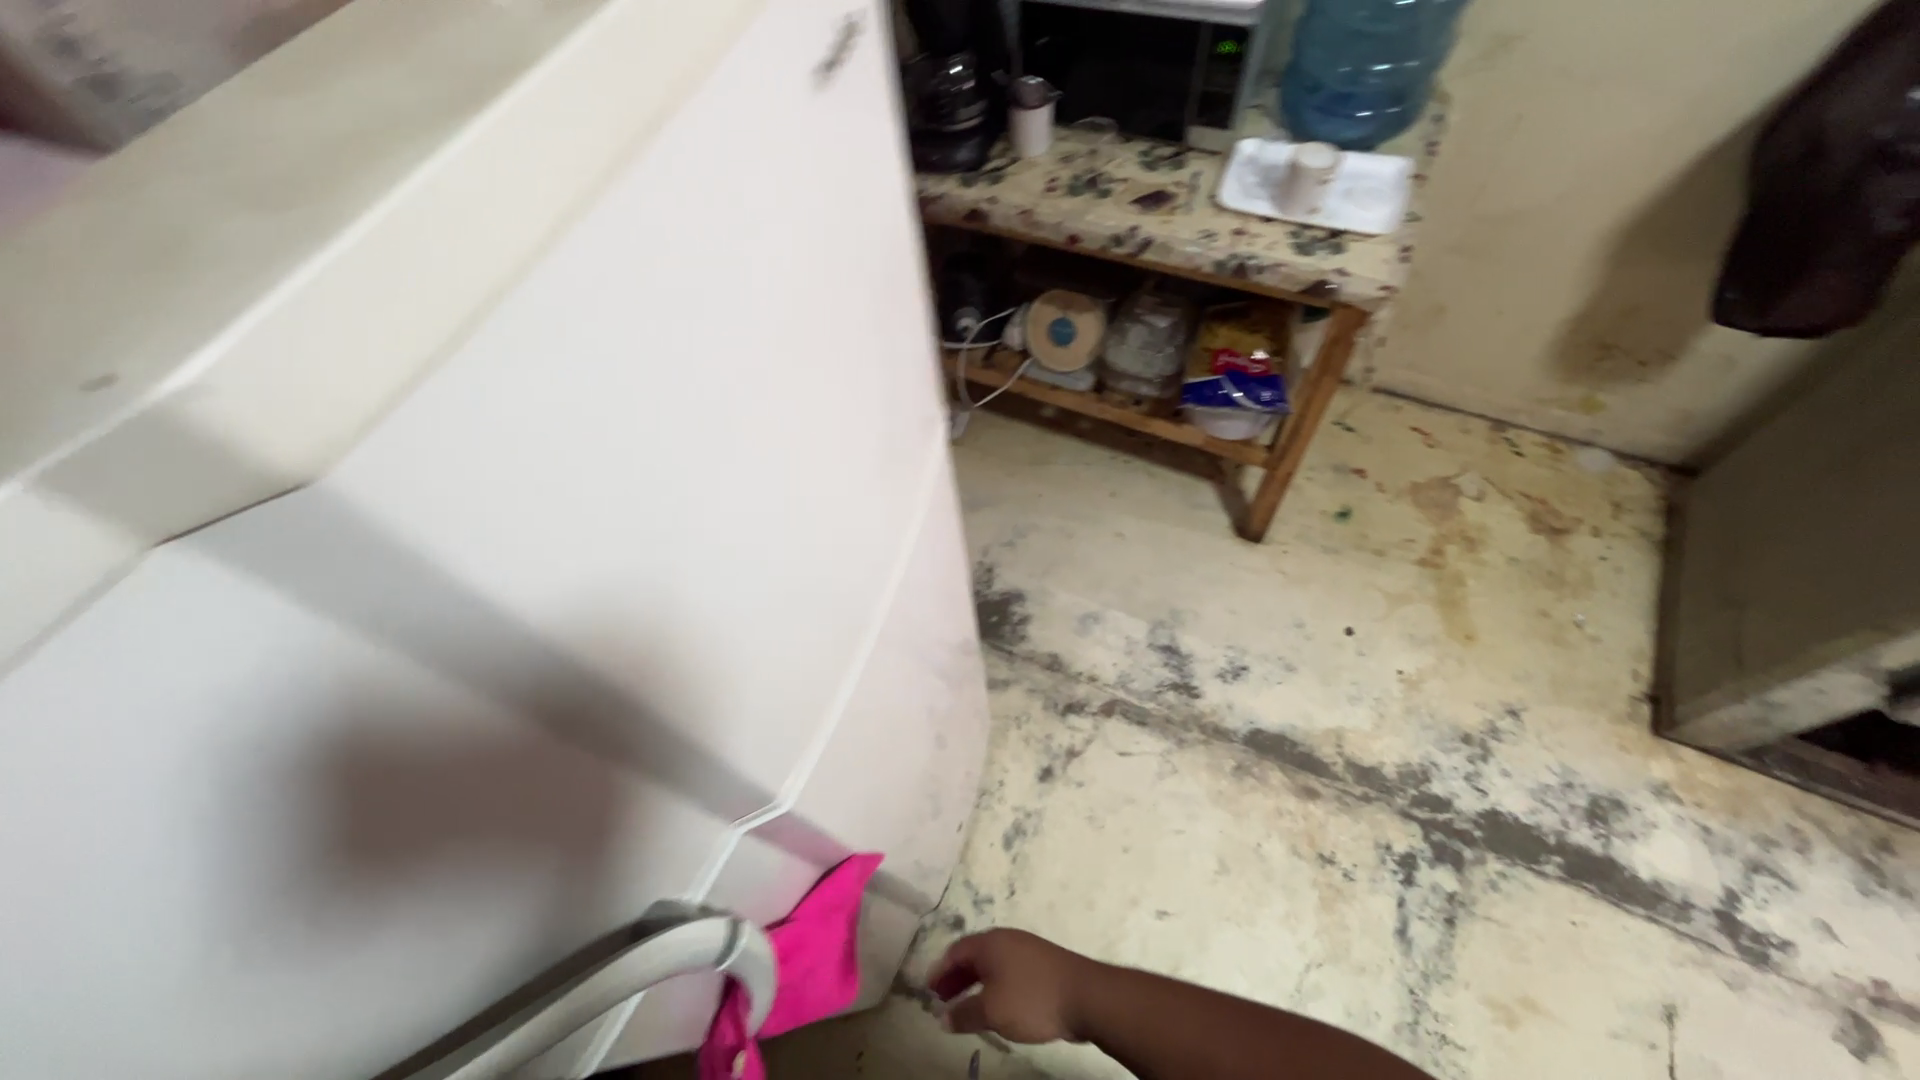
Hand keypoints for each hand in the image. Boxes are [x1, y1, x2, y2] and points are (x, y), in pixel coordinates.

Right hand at [927, 928, 1097, 1044]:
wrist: (1085, 996)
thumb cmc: (1031, 998)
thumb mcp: (991, 1010)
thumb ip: (964, 1014)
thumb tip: (943, 1018)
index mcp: (989, 943)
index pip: (955, 951)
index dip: (940, 971)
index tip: (928, 989)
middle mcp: (1006, 940)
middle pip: (973, 956)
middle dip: (956, 978)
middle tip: (943, 999)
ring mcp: (1026, 950)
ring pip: (992, 964)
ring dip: (976, 983)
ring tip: (968, 1007)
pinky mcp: (1043, 964)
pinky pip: (1009, 971)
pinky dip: (995, 986)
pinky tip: (998, 1006)